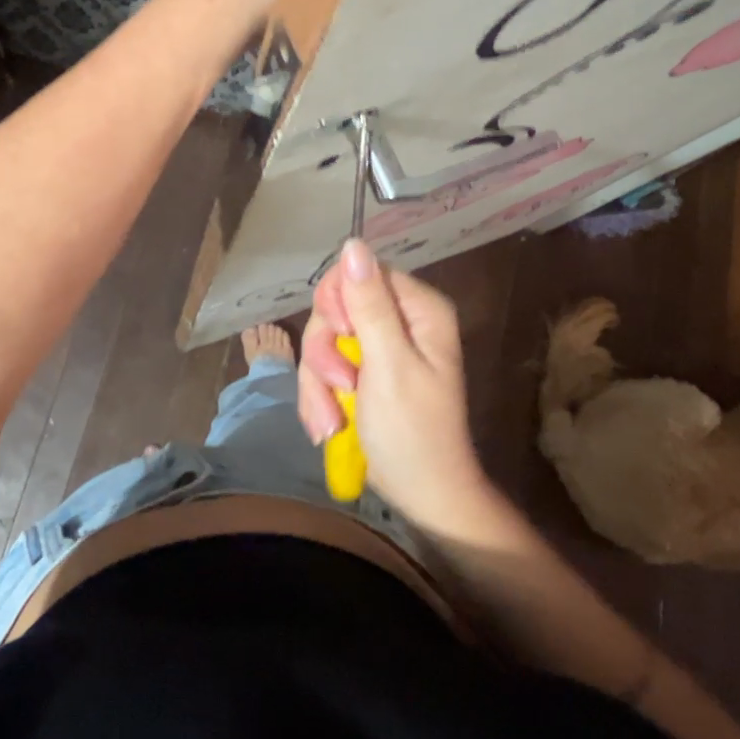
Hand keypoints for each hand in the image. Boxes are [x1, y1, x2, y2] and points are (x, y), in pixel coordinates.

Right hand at [297, 239, 497, 531]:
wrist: (421, 495)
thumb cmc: (412, 432)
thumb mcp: (387, 365)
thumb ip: (368, 304)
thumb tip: (353, 243)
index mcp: (418, 310)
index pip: (358, 274)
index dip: (337, 306)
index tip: (342, 342)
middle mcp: (399, 321)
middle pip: (334, 310)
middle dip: (325, 355)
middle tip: (339, 387)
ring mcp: (378, 350)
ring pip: (322, 344)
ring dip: (318, 385)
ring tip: (332, 421)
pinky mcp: (361, 376)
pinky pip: (322, 371)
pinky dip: (319, 398)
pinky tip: (329, 426)